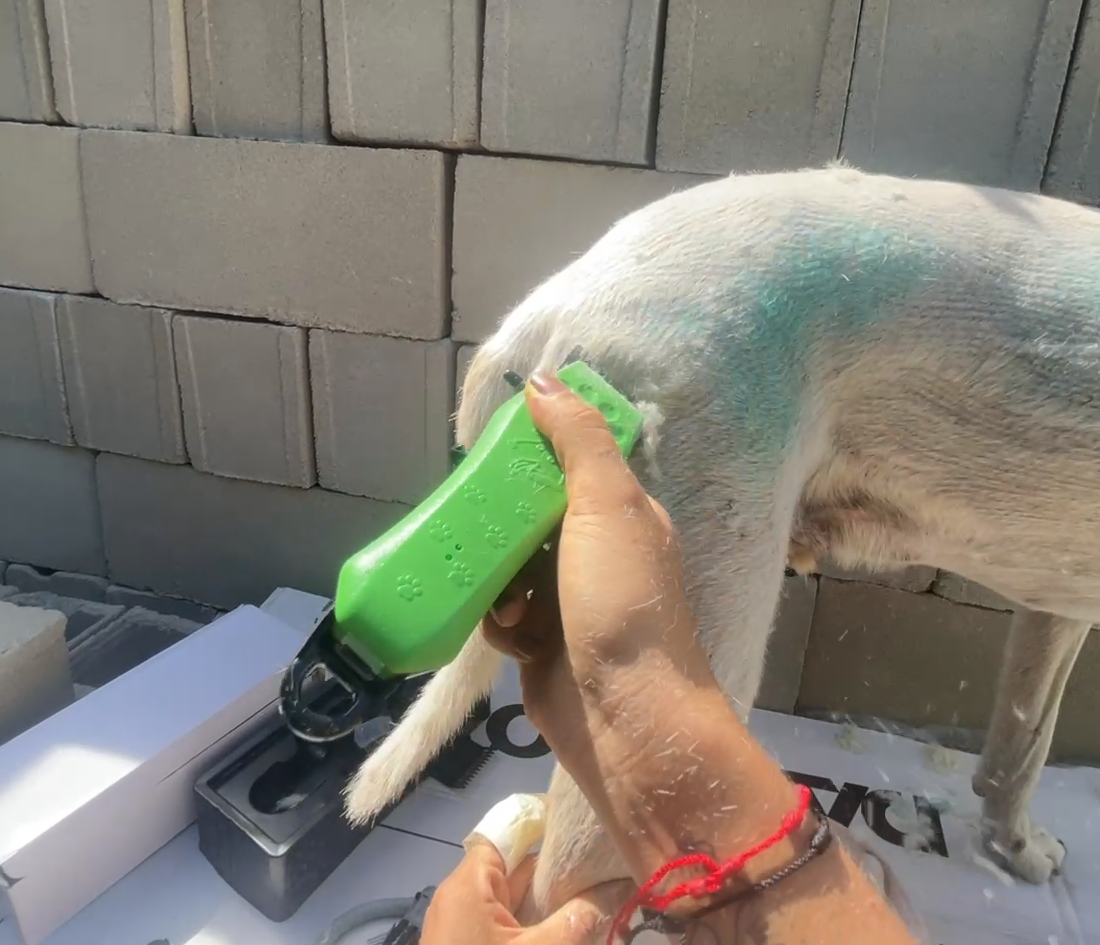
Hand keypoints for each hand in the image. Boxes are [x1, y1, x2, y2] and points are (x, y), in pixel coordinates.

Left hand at [420, 838, 625, 944]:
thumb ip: (577, 920)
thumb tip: (612, 891)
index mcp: (470, 883)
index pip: (509, 832)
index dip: (544, 826)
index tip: (582, 828)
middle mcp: (463, 898)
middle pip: (516, 868)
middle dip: (558, 873)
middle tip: (603, 872)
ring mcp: (464, 930)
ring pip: (515, 902)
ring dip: (551, 906)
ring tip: (596, 902)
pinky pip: (507, 930)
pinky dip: (536, 931)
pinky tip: (570, 936)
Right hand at [481, 371, 725, 770]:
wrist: (625, 719)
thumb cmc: (620, 601)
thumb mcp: (606, 505)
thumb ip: (579, 439)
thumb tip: (544, 380)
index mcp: (622, 512)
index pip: (574, 460)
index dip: (536, 449)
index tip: (497, 448)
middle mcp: (598, 551)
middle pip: (533, 510)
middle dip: (502, 516)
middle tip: (474, 515)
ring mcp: (569, 598)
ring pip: (511, 561)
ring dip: (498, 574)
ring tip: (503, 590)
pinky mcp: (542, 641)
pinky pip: (503, 611)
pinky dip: (499, 618)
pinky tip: (509, 633)